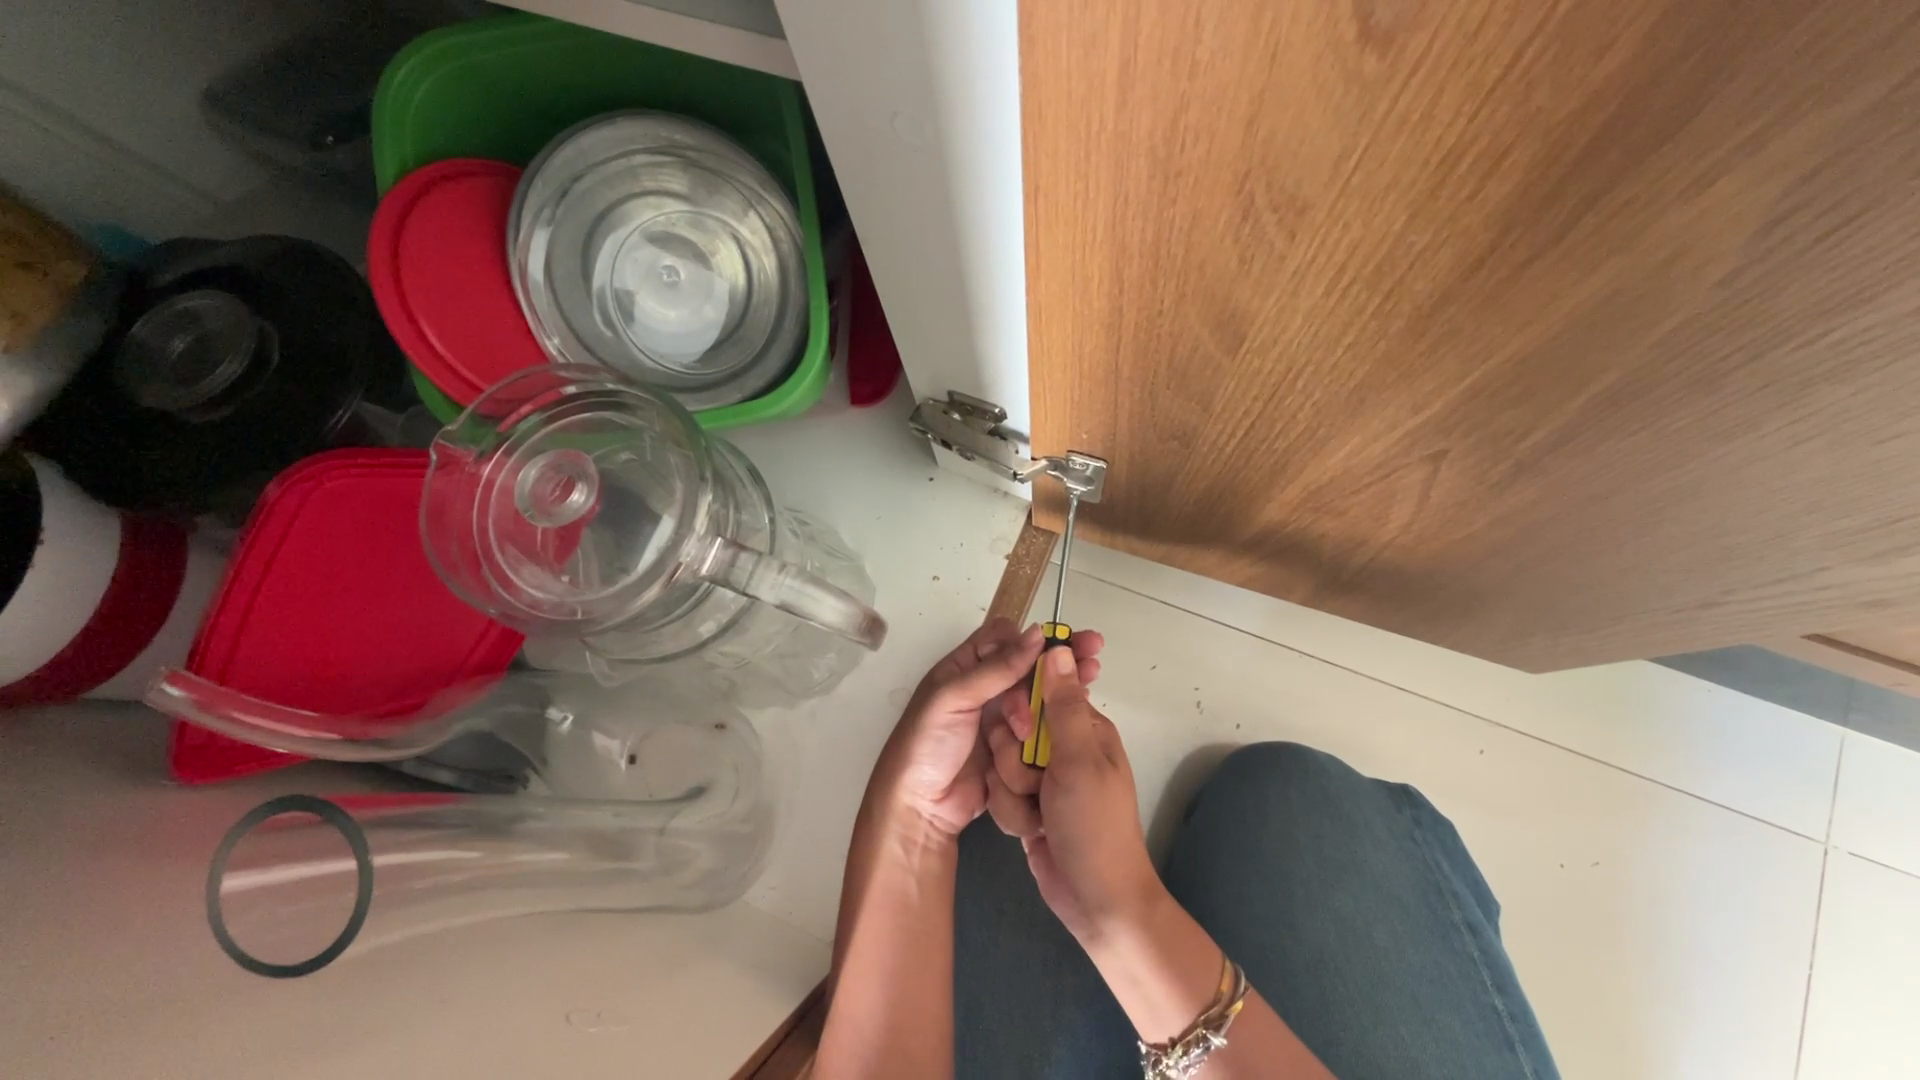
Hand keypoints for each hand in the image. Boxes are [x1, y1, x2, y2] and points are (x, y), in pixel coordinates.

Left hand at [871, 618, 1104, 837]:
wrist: (921, 806)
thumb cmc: (927, 743)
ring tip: (1092, 675)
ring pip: (1037, 692)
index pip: (1003, 639)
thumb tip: (1037, 635)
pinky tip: (1082, 706)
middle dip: (1059, 656)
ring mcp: (1000, 717)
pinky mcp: (1014, 745)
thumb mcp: (954, 697)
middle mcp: (984, 687)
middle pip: (1027, 664)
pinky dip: (1059, 713)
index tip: (1062, 639)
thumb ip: (996, 668)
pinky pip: (1040, 724)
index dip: (1032, 637)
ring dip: (1063, 682)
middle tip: (1093, 649)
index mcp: (964, 668)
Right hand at [984, 644, 1161, 943]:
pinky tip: (1031, 831)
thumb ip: (1062, 705)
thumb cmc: (1095, 825)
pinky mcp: (1027, 805)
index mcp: (1084, 727)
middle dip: (1014, 760)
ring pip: (1000, 762)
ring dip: (1012, 792)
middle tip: (1038, 782)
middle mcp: (1062, 747)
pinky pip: (1000, 792)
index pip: (1039, 691)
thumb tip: (1059, 648)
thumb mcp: (1080, 760)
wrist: (1096, 901)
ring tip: (1039, 814)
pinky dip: (1010, 813)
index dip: (1022, 709)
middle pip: (1011, 728)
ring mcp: (1043, 778)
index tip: (1023, 731)